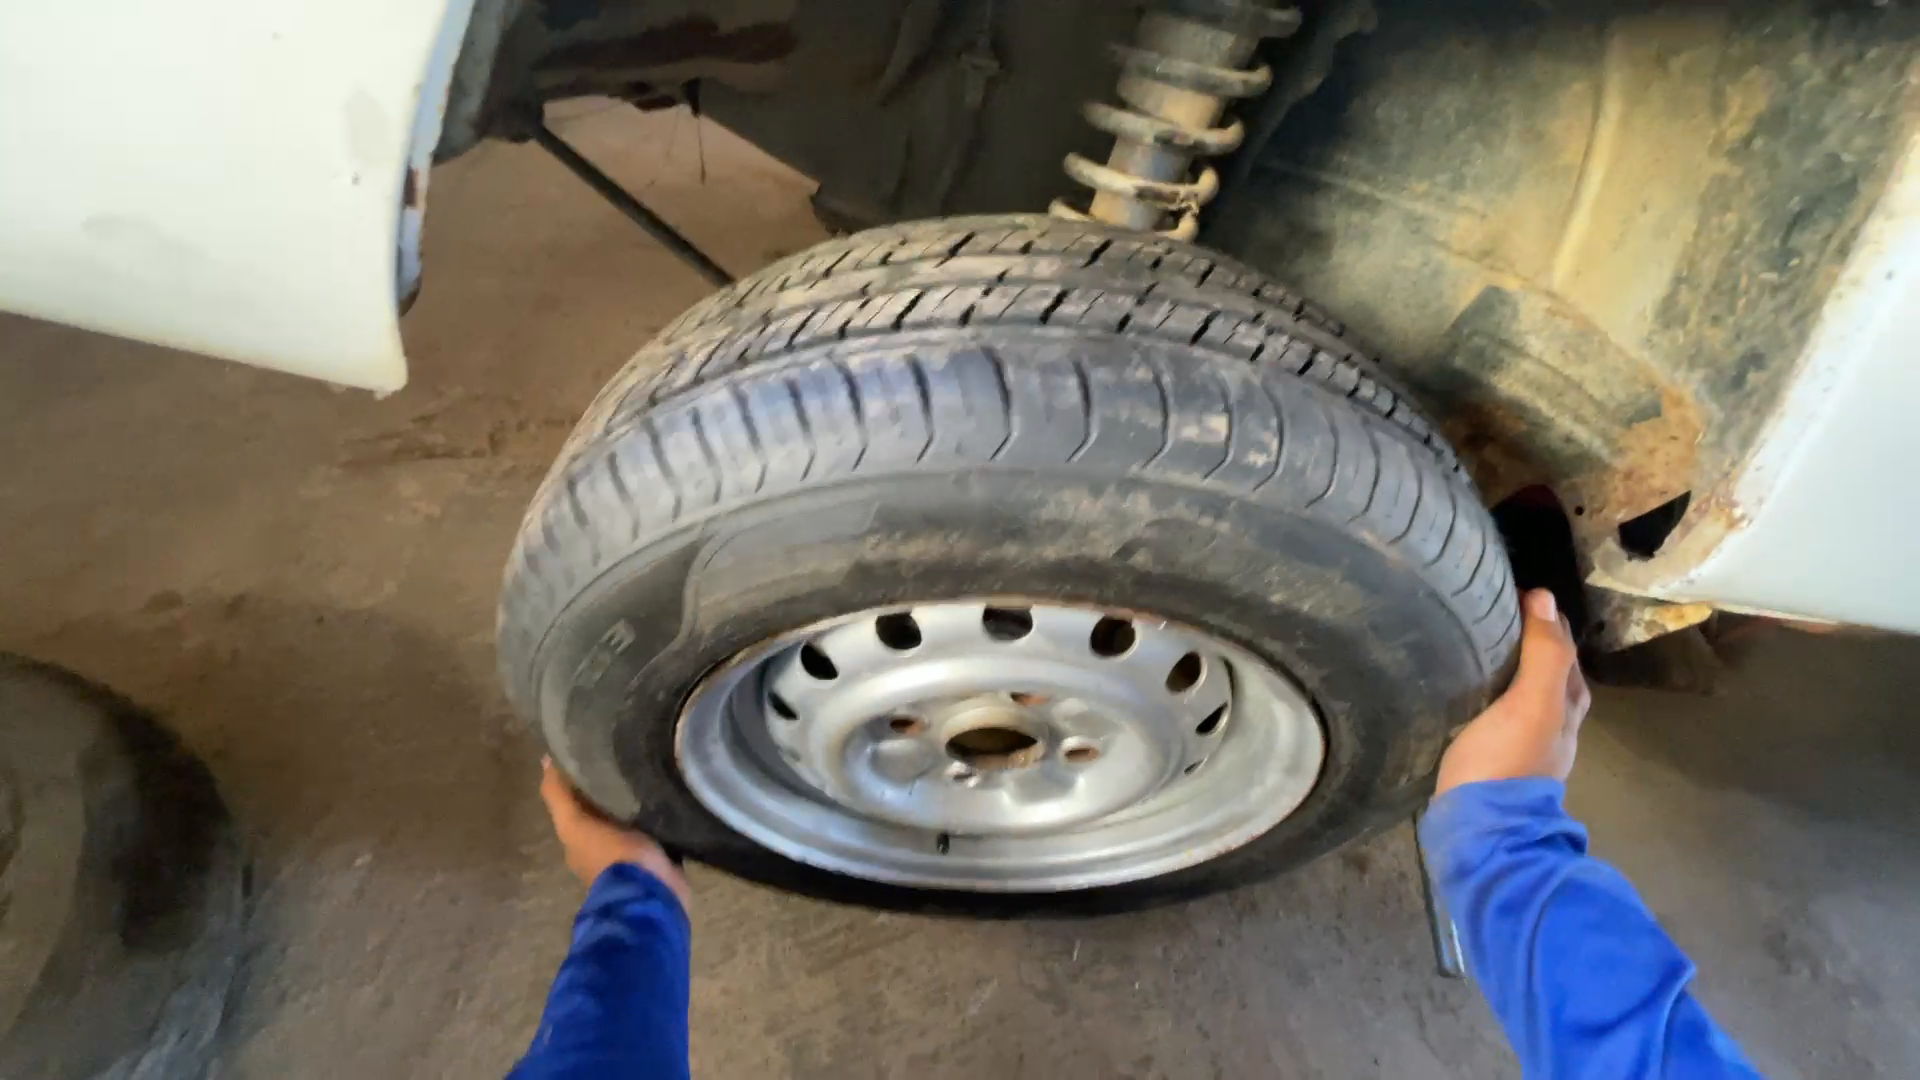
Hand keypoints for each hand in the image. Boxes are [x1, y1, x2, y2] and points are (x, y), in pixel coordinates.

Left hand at [539, 758, 691, 909]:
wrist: (650, 891)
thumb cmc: (610, 855)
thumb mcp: (576, 824)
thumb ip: (560, 797)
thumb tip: (545, 760)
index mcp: (582, 837)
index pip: (582, 799)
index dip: (587, 775)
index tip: (604, 746)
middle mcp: (606, 841)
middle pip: (611, 806)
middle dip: (620, 783)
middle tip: (638, 749)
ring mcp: (636, 848)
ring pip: (638, 814)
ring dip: (645, 796)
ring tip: (661, 763)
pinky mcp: (663, 851)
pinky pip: (662, 824)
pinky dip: (665, 810)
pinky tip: (677, 789)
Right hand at [1434, 589, 1592, 796]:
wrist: (1481, 825)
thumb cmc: (1506, 760)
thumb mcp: (1530, 704)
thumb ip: (1542, 655)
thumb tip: (1543, 597)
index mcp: (1568, 703)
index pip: (1562, 646)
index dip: (1543, 618)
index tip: (1511, 591)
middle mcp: (1553, 717)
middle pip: (1544, 666)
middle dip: (1524, 637)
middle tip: (1485, 608)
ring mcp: (1522, 736)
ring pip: (1519, 685)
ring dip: (1502, 662)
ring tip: (1469, 639)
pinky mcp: (1492, 748)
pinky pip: (1494, 703)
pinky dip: (1485, 686)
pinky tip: (1461, 683)